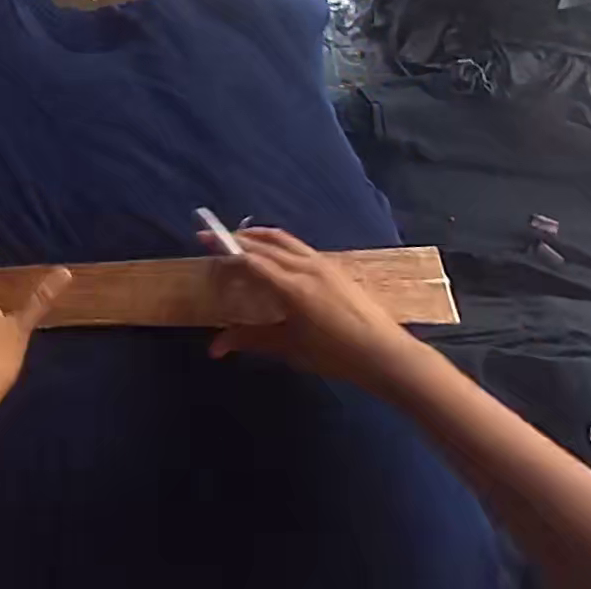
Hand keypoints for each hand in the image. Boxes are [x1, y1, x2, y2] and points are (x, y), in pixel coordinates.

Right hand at [201, 227, 411, 390]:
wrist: (385, 354)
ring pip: (281, 239)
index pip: (250, 259)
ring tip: (237, 237)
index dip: (225, 250)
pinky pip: (296, 245)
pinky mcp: (332, 265)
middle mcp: (304, 267)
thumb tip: (214, 348)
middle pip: (263, 244)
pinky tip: (271, 251)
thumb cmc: (336, 355)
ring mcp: (321, 263)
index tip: (204, 243)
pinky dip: (276, 242)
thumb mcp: (290, 347)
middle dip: (235, 239)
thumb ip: (250, 339)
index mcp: (291, 287)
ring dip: (256, 236)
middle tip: (212, 238)